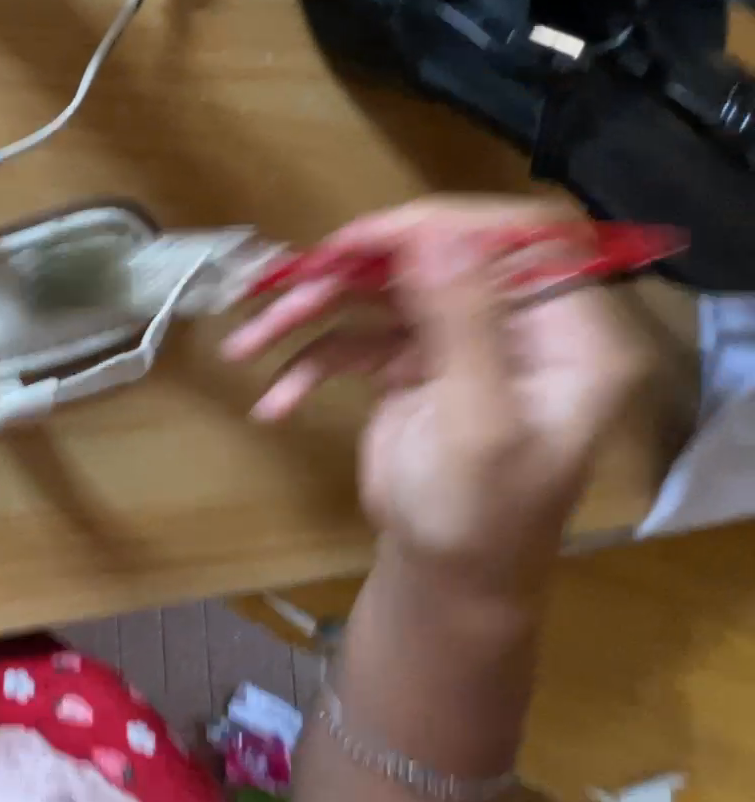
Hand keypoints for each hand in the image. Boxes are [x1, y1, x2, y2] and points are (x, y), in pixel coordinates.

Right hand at [221, 198, 646, 597]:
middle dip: (338, 280)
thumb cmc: (476, 510)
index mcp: (561, 334)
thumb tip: (436, 232)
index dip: (432, 228)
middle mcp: (508, 326)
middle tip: (276, 289)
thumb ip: (461, 321)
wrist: (446, 573)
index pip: (509, 240)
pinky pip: (344, 346)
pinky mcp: (402, 366)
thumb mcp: (473, 417)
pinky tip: (272, 405)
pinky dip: (302, 370)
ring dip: (299, 322)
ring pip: (367, 301)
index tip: (352, 243)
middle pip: (419, 264)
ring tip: (241, 349)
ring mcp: (451, 345)